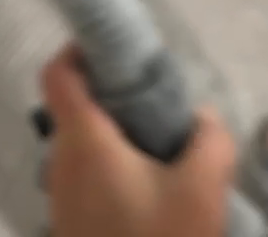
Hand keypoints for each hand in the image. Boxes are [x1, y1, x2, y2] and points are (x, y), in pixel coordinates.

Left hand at [39, 45, 235, 236]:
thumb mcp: (202, 191)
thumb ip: (210, 141)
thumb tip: (203, 119)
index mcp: (83, 140)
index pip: (57, 73)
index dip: (78, 49)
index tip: (115, 50)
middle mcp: (62, 162)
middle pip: (75, 106)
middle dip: (114, 97)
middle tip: (157, 104)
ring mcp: (62, 198)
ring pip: (83, 145)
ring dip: (116, 136)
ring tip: (164, 149)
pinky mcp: (71, 227)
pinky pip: (87, 178)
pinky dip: (114, 169)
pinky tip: (154, 192)